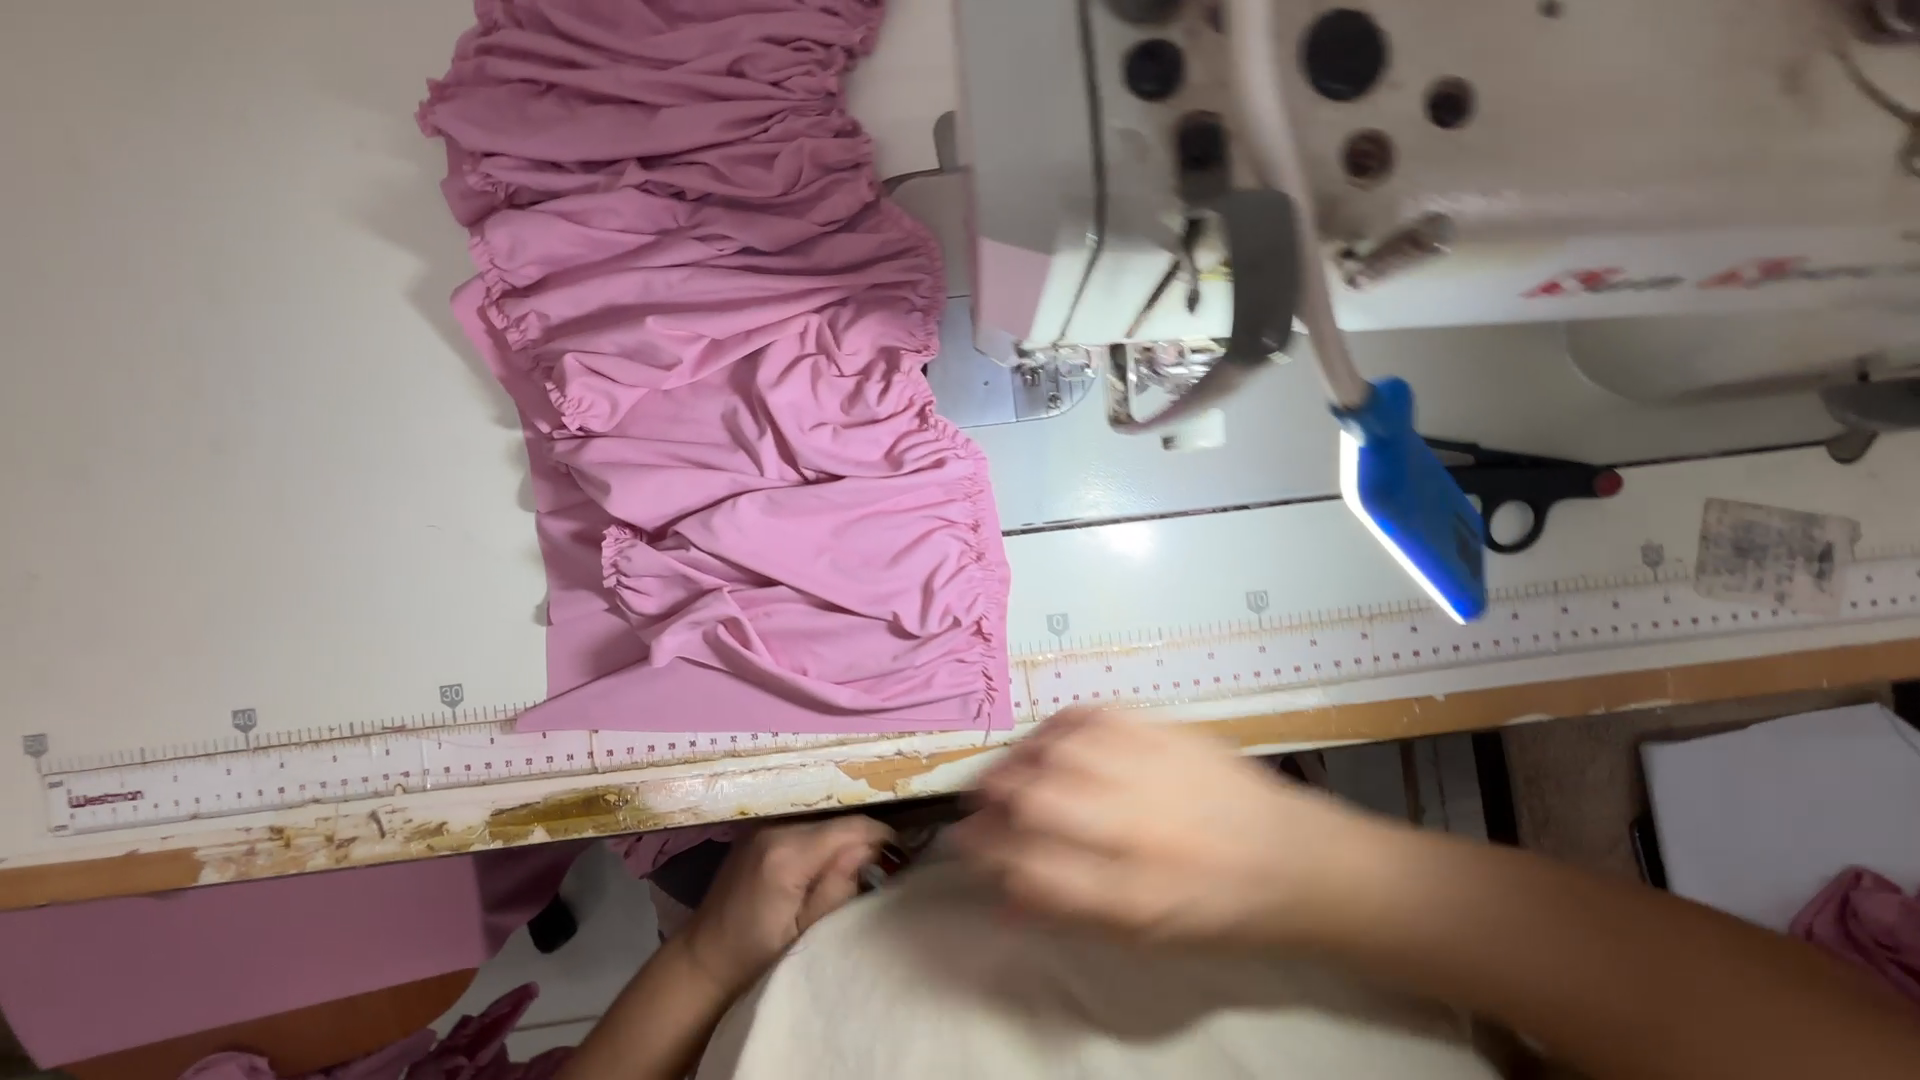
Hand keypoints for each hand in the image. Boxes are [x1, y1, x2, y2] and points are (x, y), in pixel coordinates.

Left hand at [681, 817, 890, 994]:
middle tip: (887, 868)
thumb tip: (870, 849)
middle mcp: (776, 830)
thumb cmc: (755, 959)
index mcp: (787, 855)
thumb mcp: (805, 934)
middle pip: (838, 822)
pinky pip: (805, 828)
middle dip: (865, 840)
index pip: (851, 828)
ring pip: (824, 823)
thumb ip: (838, 888)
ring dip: (845, 841)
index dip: (882, 839)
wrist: (703, 961)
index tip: (903, 859)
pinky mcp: (760, 833)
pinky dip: (824, 842)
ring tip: (862, 868)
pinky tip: (831, 866)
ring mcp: (765, 828)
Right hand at [954, 708, 1382, 943]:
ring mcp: (1154, 772)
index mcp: (1132, 894)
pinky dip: (1058, 725)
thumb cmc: (1216, 911)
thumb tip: (1002, 890)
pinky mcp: (1168, 732)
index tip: (963, 844)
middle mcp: (1138, 829)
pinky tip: (1045, 739)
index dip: (983, 852)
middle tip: (976, 803)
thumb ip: (1068, 909)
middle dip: (991, 800)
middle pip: (1036, 801)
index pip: (1029, 867)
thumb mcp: (1145, 936)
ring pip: (1058, 751)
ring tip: (1004, 770)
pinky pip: (1094, 715)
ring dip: (1016, 759)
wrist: (1295, 861)